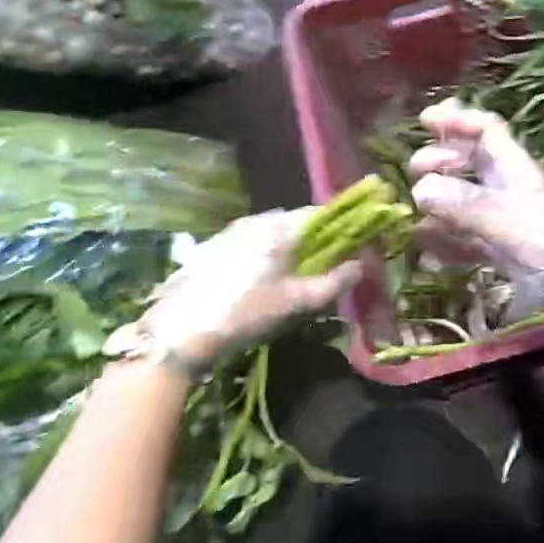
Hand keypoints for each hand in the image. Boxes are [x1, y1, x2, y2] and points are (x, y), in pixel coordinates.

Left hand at [103, 208, 361, 369]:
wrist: (183, 328)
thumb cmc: (247, 312)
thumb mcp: (297, 302)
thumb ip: (334, 282)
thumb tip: (360, 265)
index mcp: (280, 228)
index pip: (320, 213)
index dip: (340, 227)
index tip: (352, 246)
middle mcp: (256, 220)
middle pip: (295, 222)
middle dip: (314, 240)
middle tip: (323, 267)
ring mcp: (231, 231)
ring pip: (271, 231)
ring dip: (287, 247)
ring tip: (292, 276)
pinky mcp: (213, 245)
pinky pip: (250, 241)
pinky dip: (264, 253)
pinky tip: (259, 280)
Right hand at [407, 99, 543, 297]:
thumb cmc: (542, 236)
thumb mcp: (498, 215)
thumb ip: (459, 202)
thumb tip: (420, 189)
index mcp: (512, 165)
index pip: (485, 129)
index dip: (456, 119)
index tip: (425, 121)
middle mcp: (507, 185)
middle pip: (471, 160)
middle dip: (441, 159)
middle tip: (415, 168)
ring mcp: (503, 215)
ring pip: (465, 199)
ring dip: (439, 202)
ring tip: (416, 210)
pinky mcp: (501, 244)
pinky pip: (467, 234)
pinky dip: (447, 239)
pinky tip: (427, 249)